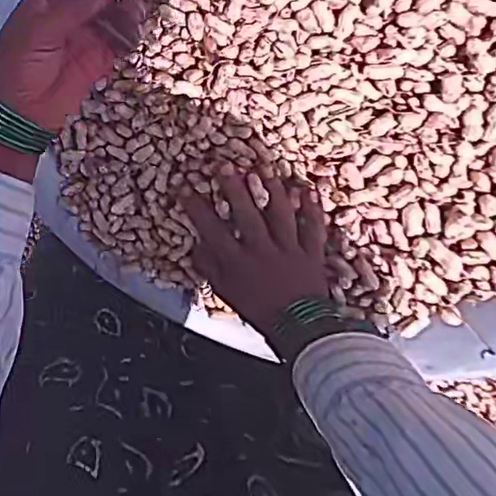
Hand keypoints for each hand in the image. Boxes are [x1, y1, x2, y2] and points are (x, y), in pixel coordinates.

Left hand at [0, 0, 142, 180]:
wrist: (15, 115)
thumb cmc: (13, 71)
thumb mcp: (40, 31)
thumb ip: (74, 6)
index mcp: (47, 0)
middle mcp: (67, 15)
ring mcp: (83, 37)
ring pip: (114, 17)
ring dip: (128, 13)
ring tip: (139, 11)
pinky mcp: (96, 60)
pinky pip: (119, 43)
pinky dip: (129, 37)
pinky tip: (135, 32)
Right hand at [182, 172, 333, 325]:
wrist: (301, 329)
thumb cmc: (259, 311)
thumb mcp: (225, 292)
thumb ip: (210, 268)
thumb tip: (197, 246)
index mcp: (236, 261)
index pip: (211, 229)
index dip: (196, 207)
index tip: (184, 188)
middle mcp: (260, 250)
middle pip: (246, 214)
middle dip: (234, 188)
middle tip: (224, 166)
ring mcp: (288, 249)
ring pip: (279, 214)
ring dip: (271, 190)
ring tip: (263, 170)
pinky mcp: (311, 252)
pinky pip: (312, 227)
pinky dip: (311, 208)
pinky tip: (307, 189)